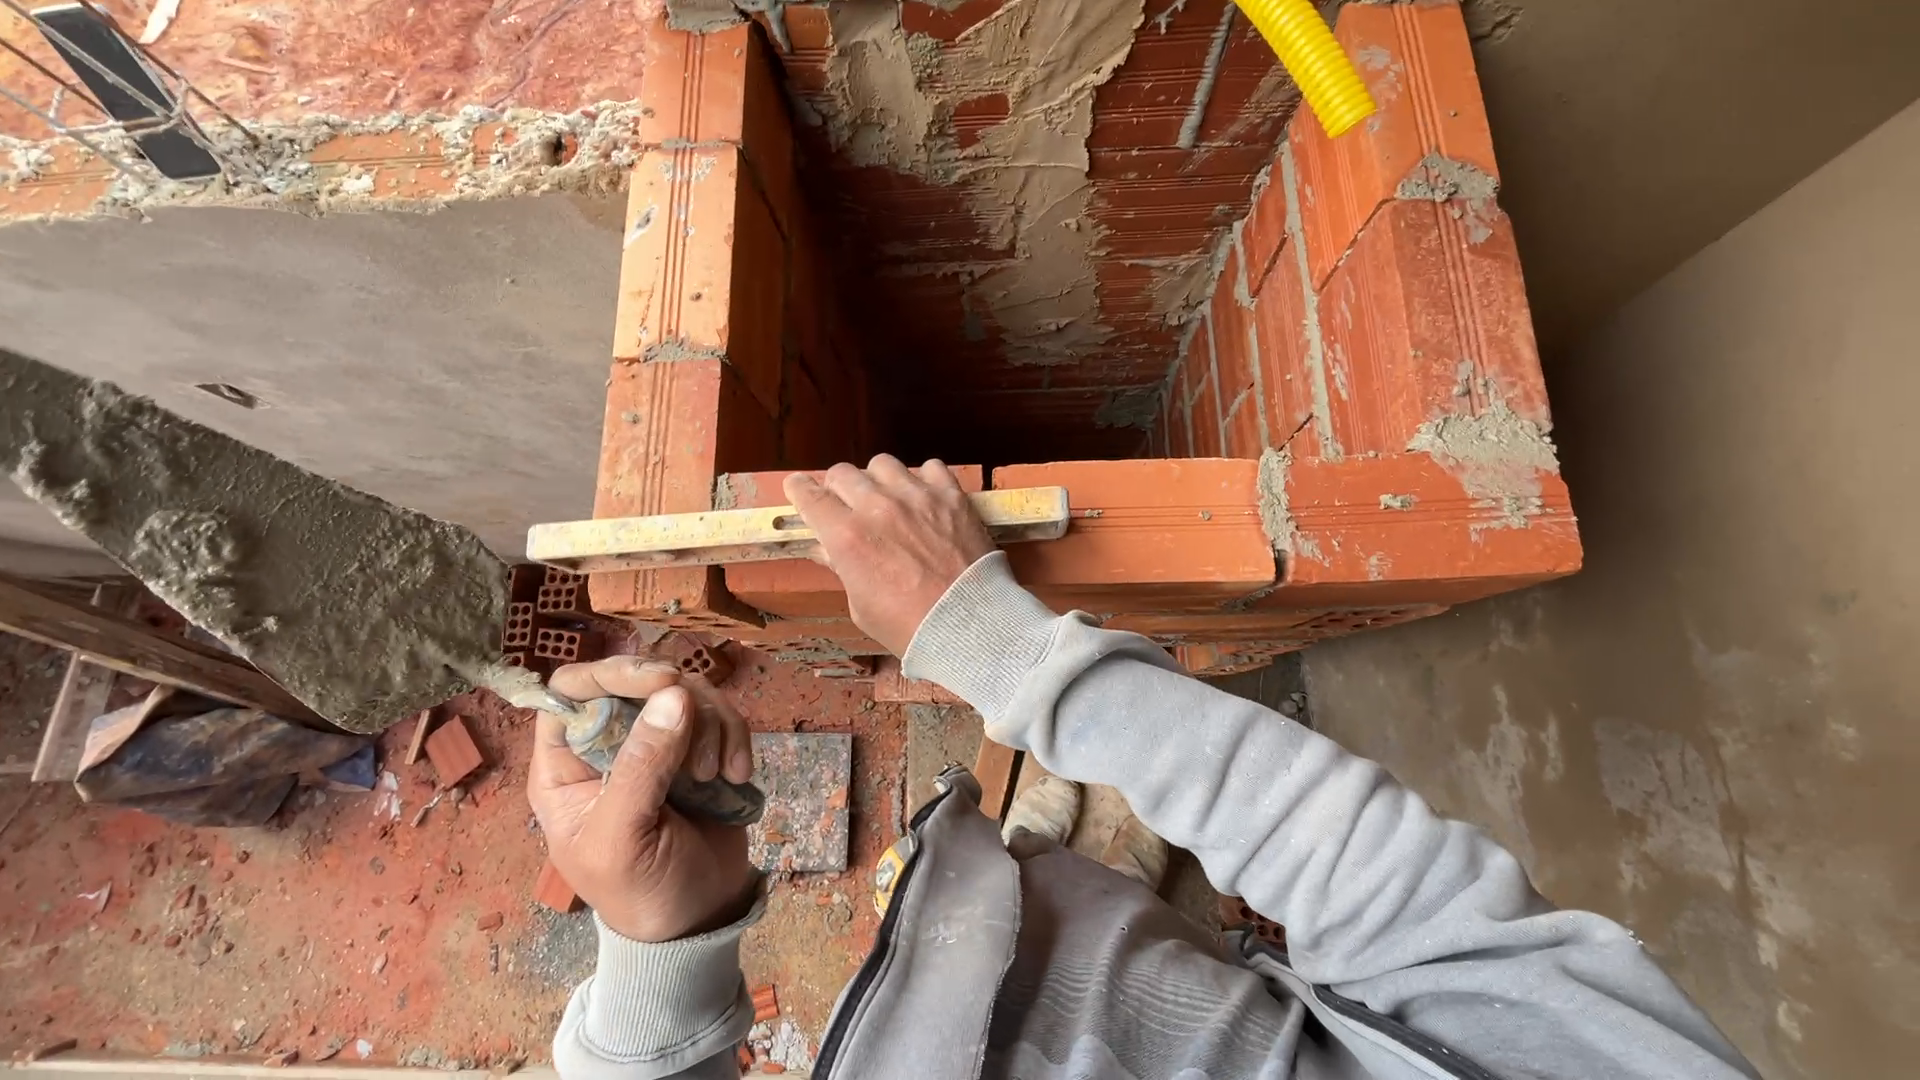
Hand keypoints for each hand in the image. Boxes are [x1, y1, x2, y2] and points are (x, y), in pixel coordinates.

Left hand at [528, 655, 758, 941]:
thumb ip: (642, 768)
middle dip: (679, 701)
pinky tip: (736, 775)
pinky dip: (736, 736)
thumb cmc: (641, 890)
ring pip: (688, 691)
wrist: (700, 917)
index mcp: (567, 764)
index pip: (573, 690)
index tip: (662, 682)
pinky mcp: (701, 748)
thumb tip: (673, 695)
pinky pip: (721, 714)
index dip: (612, 675)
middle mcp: (610, 743)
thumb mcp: (624, 838)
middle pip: (640, 680)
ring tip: (717, 776)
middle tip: (701, 736)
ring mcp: (659, 742)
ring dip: (713, 725)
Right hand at [783, 455, 995, 655]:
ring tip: (888, 499)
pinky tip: (925, 500)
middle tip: (847, 504)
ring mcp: (916, 497)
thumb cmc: (909, 626)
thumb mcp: (861, 607)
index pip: (809, 496)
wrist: (968, 625)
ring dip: (878, 479)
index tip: (799, 489)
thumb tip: (829, 548)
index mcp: (847, 538)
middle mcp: (877, 507)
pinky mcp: (950, 495)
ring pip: (883, 463)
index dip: (799, 491)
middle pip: (842, 474)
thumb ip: (844, 568)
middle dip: (837, 488)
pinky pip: (930, 467)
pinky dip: (923, 480)